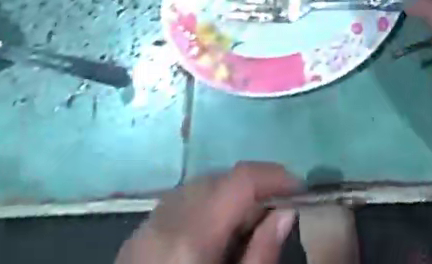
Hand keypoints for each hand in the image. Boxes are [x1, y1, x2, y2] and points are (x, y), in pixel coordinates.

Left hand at [115, 162, 297, 263]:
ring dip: (226, 199)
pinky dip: (200, 213)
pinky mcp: (129, 250)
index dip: (276, 176)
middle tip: (278, 215)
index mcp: (190, 235)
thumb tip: (285, 213)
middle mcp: (163, 222)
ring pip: (194, 191)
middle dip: (252, 189)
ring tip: (248, 229)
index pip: (241, 179)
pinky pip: (173, 211)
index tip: (301, 192)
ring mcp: (140, 234)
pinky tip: (213, 243)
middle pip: (218, 180)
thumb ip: (261, 255)